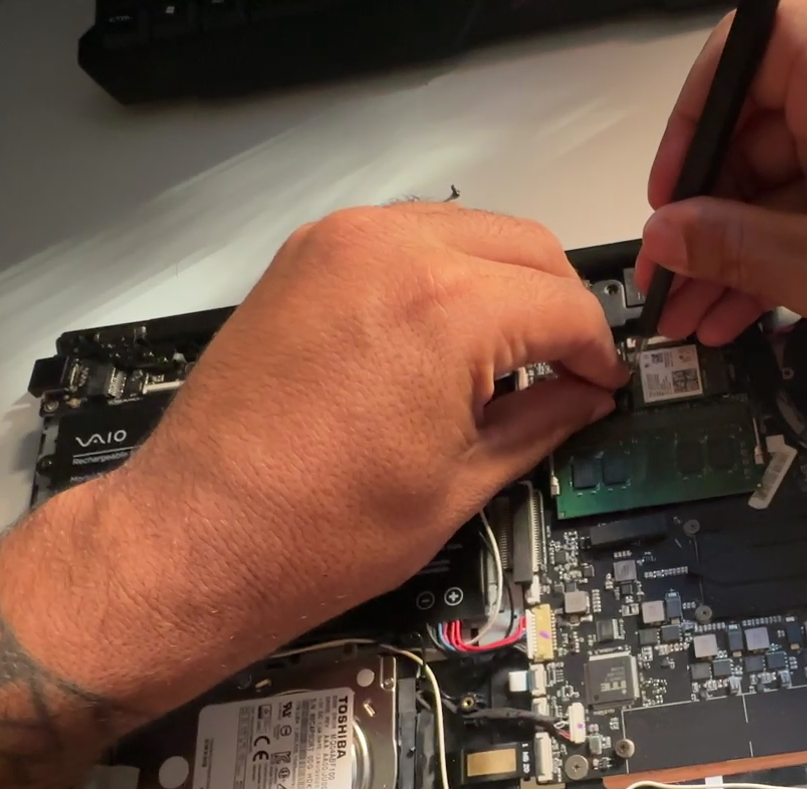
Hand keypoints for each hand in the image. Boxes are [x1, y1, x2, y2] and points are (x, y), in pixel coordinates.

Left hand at [2, 203, 625, 708]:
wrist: (202, 538)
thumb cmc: (330, 530)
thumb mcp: (465, 482)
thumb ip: (544, 423)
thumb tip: (589, 398)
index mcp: (448, 310)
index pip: (567, 306)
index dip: (600, 352)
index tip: (605, 387)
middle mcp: (396, 249)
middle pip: (531, 248)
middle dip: (565, 308)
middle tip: (571, 370)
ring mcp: (343, 241)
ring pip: (475, 231)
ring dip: (512, 284)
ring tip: (516, 355)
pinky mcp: (310, 255)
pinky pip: (414, 238)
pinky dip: (455, 274)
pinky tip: (454, 335)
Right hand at [635, 1, 806, 409]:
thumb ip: (730, 248)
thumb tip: (666, 237)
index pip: (741, 55)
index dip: (690, 128)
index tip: (666, 200)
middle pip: (755, 132)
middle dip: (705, 219)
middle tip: (670, 283)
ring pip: (781, 187)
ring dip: (733, 257)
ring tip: (693, 318)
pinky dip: (777, 264)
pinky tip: (738, 316)